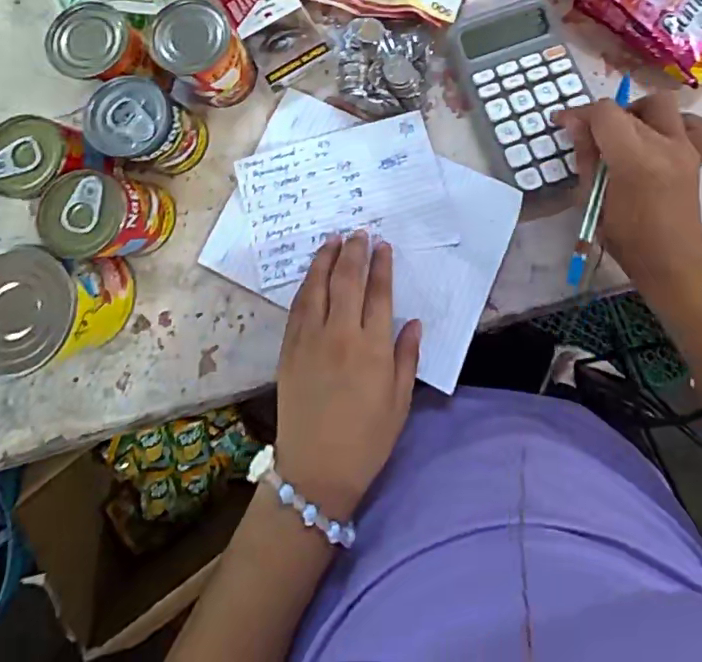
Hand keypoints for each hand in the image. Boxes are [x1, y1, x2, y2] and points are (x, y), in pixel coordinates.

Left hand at [274, 232, 421, 522]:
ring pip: (318, 286)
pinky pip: (298, 305)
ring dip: (326, 259)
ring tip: (334, 239)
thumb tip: (413, 322)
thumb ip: (407, 357)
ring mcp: (310, 339)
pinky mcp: (289, 347)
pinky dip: (307, 283)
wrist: (316, 468)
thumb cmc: (367, 439)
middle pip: (347, 280)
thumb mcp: (400, 402)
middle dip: (354, 252)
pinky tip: (312, 272)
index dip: (381, 266)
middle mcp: (341, 335)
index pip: (378, 293)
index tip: (383, 246)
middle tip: (359, 233)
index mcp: (373, 348)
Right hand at [557, 93, 701, 294]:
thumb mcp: (591, 196)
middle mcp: (664, 145)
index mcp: (634, 158)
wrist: (670, 258)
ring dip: (638, 112)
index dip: (579, 114)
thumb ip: (585, 155)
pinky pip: (696, 125)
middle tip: (590, 136)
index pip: (604, 113)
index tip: (563, 123)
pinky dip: (677, 123)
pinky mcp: (698, 155)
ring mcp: (686, 148)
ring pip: (661, 104)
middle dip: (602, 116)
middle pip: (627, 108)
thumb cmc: (624, 235)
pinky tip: (660, 138)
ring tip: (626, 133)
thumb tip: (574, 123)